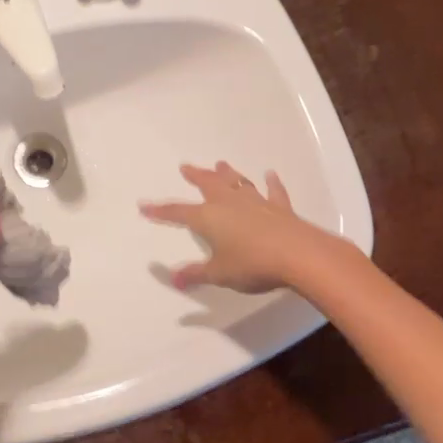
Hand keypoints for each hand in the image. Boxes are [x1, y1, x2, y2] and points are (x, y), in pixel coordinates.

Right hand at [141, 163, 358, 293]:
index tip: (144, 206)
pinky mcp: (279, 208)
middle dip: (196, 176)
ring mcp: (256, 202)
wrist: (298, 255)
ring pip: (238, 183)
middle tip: (186, 166)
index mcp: (209, 218)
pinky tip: (270, 174)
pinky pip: (273, 191)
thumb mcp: (219, 273)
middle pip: (209, 185)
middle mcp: (229, 203)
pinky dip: (271, 183)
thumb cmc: (252, 264)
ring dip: (228, 174)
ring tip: (220, 164)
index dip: (160, 210)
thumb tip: (173, 278)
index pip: (178, 213)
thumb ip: (196, 274)